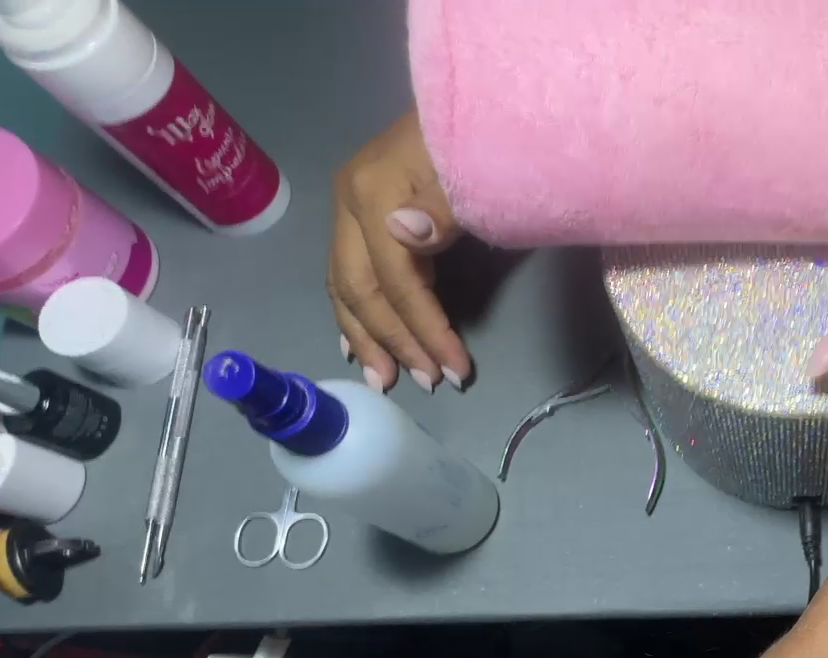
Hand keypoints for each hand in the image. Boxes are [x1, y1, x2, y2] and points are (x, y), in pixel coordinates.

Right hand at [328, 111, 471, 392]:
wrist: (475, 103)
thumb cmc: (480, 145)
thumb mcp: (469, 176)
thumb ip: (441, 208)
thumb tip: (407, 232)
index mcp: (373, 195)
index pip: (395, 283)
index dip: (425, 331)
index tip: (456, 371)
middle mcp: (351, 203)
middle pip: (361, 290)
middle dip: (392, 343)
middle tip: (424, 384)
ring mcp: (353, 209)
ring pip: (347, 287)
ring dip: (367, 337)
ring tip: (383, 378)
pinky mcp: (365, 216)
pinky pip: (351, 273)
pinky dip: (357, 313)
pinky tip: (358, 343)